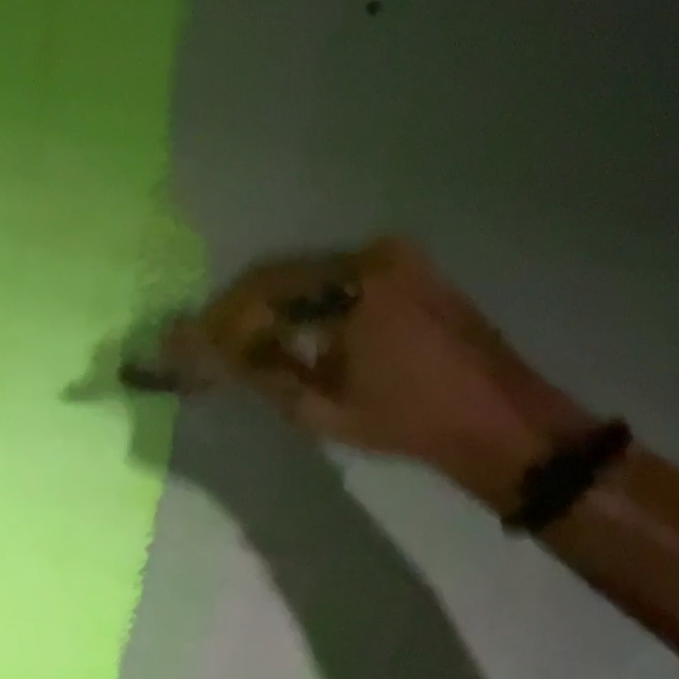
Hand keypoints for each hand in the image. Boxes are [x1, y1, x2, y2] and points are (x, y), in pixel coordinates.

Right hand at [146, 236, 600, 511]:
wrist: (500, 420)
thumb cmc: (409, 422)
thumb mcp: (322, 410)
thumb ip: (263, 375)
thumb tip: (214, 357)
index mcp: (354, 286)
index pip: (260, 294)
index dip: (214, 323)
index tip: (178, 345)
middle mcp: (372, 256)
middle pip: (279, 279)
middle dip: (235, 315)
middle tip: (199, 347)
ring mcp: (394, 260)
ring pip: (304, 279)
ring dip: (266, 311)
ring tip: (233, 346)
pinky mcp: (407, 272)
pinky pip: (334, 282)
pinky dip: (301, 307)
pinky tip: (280, 336)